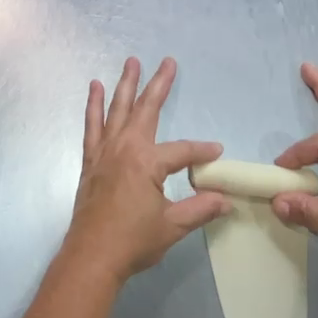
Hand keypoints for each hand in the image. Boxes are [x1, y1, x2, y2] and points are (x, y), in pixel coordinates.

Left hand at [60, 57, 229, 282]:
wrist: (91, 256)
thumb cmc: (133, 241)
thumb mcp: (173, 227)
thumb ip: (200, 209)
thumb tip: (227, 199)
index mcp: (147, 162)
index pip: (182, 151)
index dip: (202, 151)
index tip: (217, 152)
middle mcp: (125, 147)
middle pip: (146, 109)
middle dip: (159, 84)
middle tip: (168, 61)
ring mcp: (105, 151)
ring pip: (117, 108)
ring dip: (125, 84)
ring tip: (131, 61)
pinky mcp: (91, 159)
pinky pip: (92, 124)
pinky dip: (93, 104)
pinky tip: (95, 87)